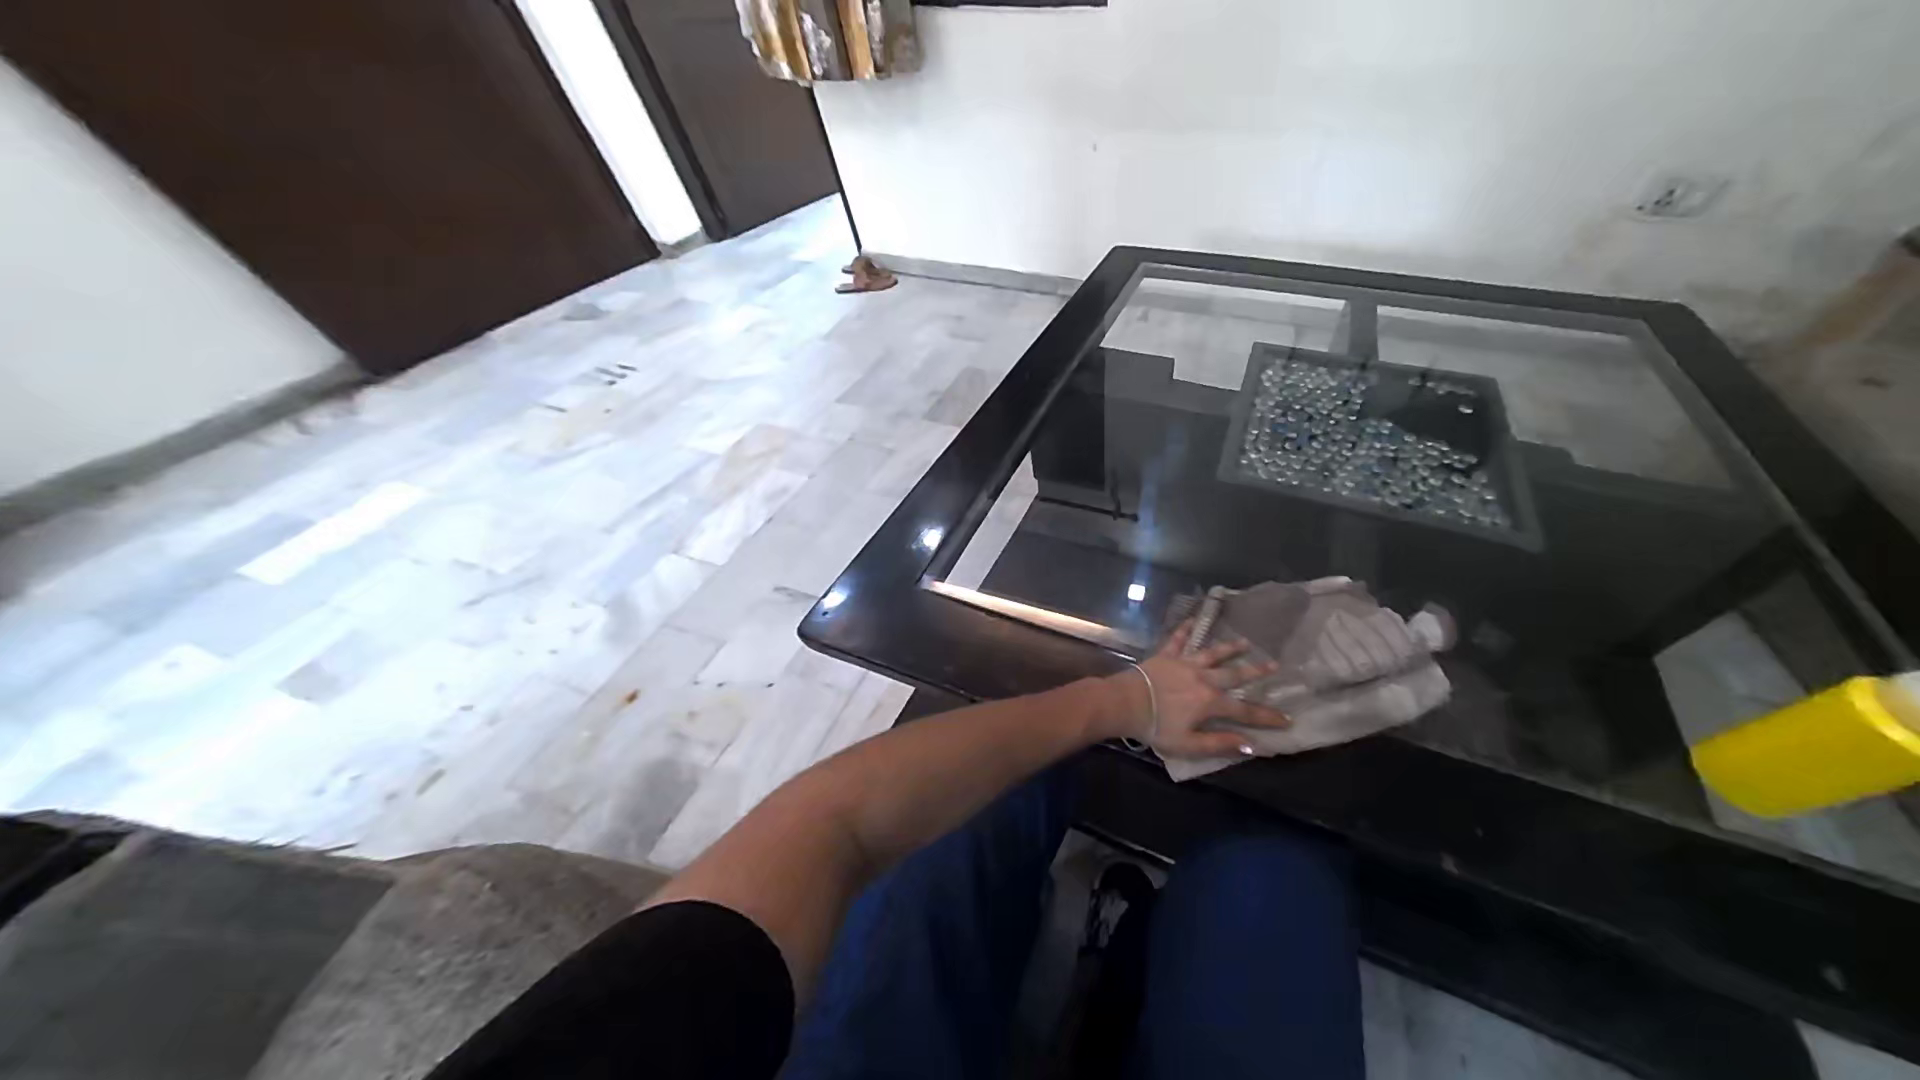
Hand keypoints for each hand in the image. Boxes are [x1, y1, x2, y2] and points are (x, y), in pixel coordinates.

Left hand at [1102, 619, 1290, 758]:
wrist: (1125, 703)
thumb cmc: (1156, 727)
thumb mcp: (1190, 744)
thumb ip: (1220, 743)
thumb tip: (1252, 745)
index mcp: (1210, 702)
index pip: (1245, 711)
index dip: (1267, 717)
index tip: (1287, 719)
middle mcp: (1203, 678)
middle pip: (1234, 674)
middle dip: (1256, 671)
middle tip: (1273, 664)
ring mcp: (1184, 663)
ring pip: (1211, 653)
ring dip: (1229, 648)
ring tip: (1245, 642)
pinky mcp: (1165, 655)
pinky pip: (1178, 639)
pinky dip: (1185, 629)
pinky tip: (1191, 619)